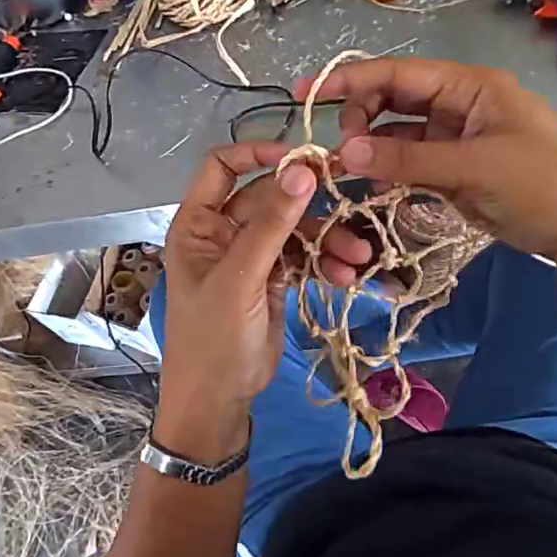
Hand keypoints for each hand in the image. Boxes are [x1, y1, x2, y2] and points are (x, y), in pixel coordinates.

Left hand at [158, 143, 369, 459]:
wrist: (219, 402)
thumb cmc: (213, 338)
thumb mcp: (240, 278)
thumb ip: (271, 224)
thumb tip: (303, 169)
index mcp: (199, 223)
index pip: (223, 167)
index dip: (259, 154)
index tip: (302, 158)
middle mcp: (224, 232)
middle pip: (271, 199)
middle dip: (309, 208)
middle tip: (350, 208)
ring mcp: (251, 256)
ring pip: (293, 230)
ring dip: (326, 239)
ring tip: (358, 256)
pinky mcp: (274, 279)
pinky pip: (304, 257)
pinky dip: (325, 263)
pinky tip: (347, 275)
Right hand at [298, 57, 556, 257]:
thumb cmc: (545, 180)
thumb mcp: (476, 166)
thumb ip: (408, 160)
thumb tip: (343, 154)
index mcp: (466, 86)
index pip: (396, 74)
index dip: (349, 80)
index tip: (306, 93)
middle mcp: (456, 106)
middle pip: (392, 101)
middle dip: (360, 120)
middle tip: (342, 153)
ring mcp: (454, 140)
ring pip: (397, 137)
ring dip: (371, 152)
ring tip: (345, 173)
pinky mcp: (455, 172)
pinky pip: (411, 165)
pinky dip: (390, 174)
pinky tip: (374, 189)